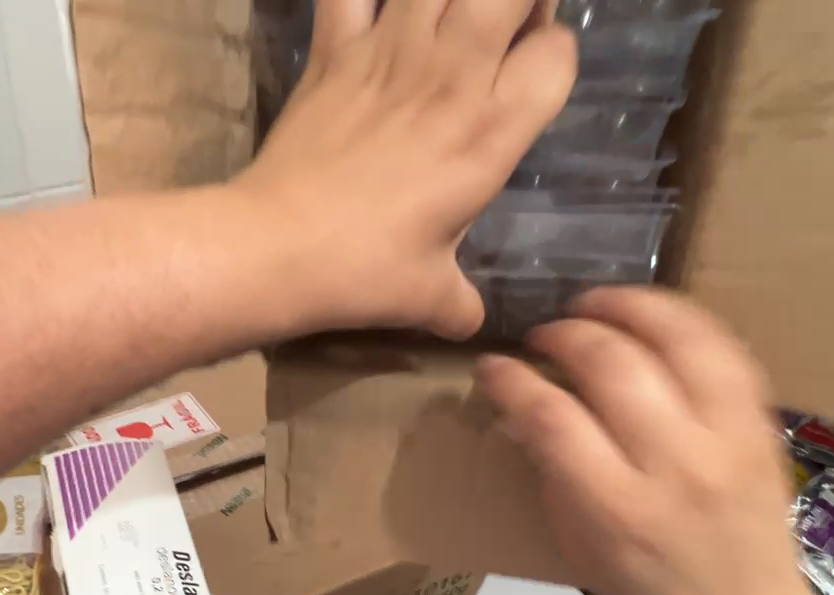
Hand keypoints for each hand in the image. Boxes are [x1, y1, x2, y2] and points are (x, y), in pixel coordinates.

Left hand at [232, 0, 574, 339]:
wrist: (277, 249)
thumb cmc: (363, 273)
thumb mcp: (428, 298)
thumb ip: (460, 305)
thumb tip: (471, 323)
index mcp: (490, 132)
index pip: (556, 56)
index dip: (552, 60)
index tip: (528, 84)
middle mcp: (452, 75)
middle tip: (500, 26)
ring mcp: (390, 52)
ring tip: (445, 15)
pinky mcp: (334, 49)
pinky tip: (373, 9)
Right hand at [478, 287, 823, 594]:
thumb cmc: (646, 587)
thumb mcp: (577, 545)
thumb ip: (549, 474)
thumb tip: (520, 413)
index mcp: (615, 507)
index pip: (553, 418)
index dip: (512, 380)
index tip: (491, 366)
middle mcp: (675, 465)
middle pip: (612, 365)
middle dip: (565, 334)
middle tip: (542, 335)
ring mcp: (727, 438)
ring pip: (678, 340)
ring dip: (627, 307)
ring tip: (594, 305)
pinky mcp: (762, 423)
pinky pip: (725, 349)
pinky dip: (682, 321)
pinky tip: (651, 318)